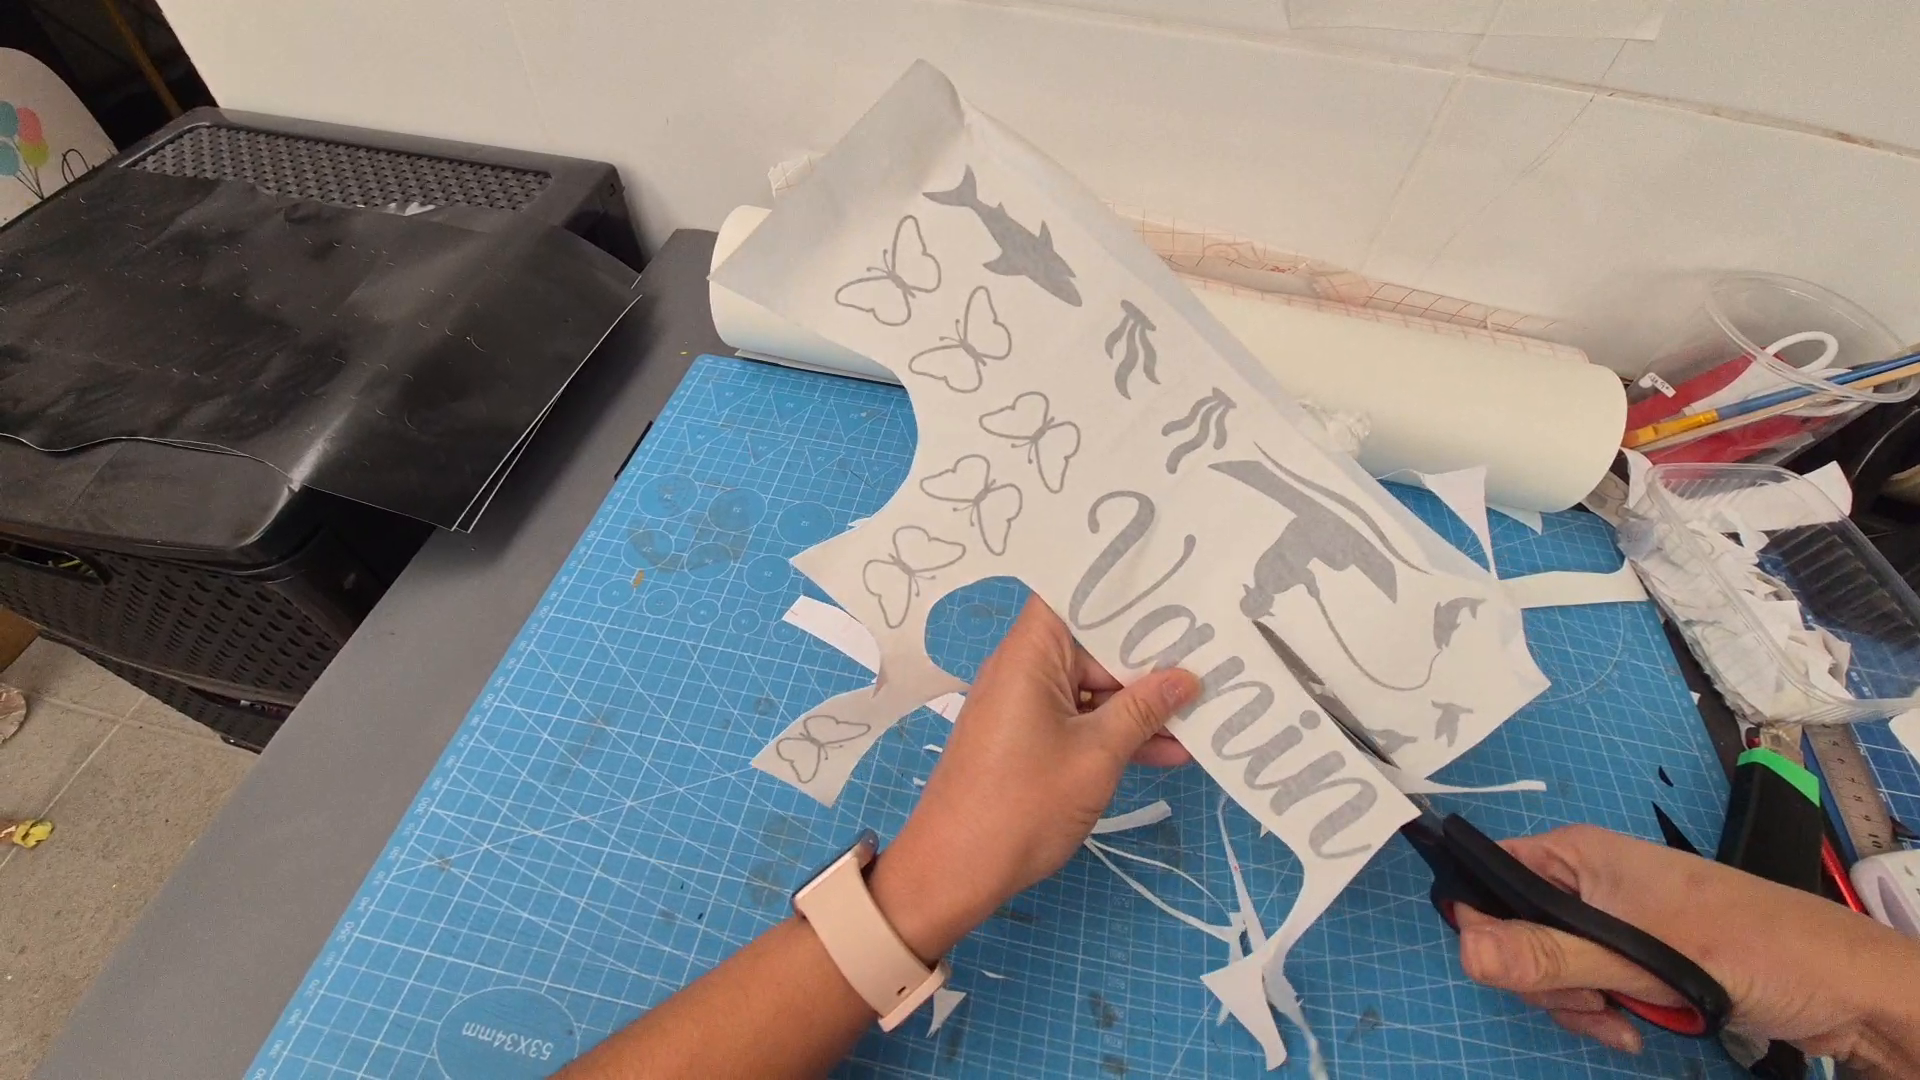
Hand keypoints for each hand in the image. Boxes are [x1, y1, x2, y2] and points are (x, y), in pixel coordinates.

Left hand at [868, 597, 1198, 959]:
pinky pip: (1076, 717)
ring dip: (1136, 704)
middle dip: (1145, 657)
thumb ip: (1142, 711)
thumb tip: (1186, 678)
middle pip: (1089, 644)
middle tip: (1208, 656)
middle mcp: (1023, 667)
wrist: (955, 869)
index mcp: (1030, 652)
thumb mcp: (1097, 754)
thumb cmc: (1025, 802)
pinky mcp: (1026, 736)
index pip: (1073, 596)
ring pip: (1088, 686)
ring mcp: (1024, 704)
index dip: (1120, 592)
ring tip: (1200, 711)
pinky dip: (1112, 731)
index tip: (1172, 593)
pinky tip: (1167, 750)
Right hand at [1453, 825, 1919, 1073]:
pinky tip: (1632, 1025)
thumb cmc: (1745, 951)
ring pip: (1551, 957)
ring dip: (1575, 998)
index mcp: (1571, 853)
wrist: (1857, 991)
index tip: (1521, 970)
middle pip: (1517, 924)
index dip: (1486, 924)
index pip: (1489, 877)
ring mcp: (1610, 914)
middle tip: (1587, 1001)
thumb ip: (1547, 954)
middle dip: (1543, 974)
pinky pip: (1587, 976)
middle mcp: (1583, 877)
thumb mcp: (1639, 957)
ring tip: (1620, 1019)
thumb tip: (1463, 950)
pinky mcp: (1636, 950)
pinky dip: (1602, 1005)